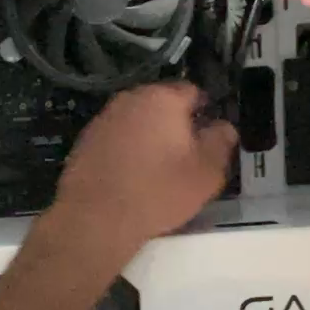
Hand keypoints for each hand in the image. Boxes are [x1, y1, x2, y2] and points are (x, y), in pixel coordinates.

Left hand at [51, 81, 237, 249]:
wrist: (96, 218)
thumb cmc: (158, 192)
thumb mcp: (206, 172)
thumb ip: (221, 143)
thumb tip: (224, 127)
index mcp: (163, 98)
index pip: (193, 91)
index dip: (205, 113)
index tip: (208, 137)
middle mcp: (130, 99)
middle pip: (161, 104)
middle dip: (175, 124)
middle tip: (184, 156)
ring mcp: (103, 118)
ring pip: (137, 121)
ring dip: (148, 137)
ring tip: (156, 169)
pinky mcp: (85, 140)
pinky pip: (115, 139)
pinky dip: (125, 151)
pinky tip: (129, 176)